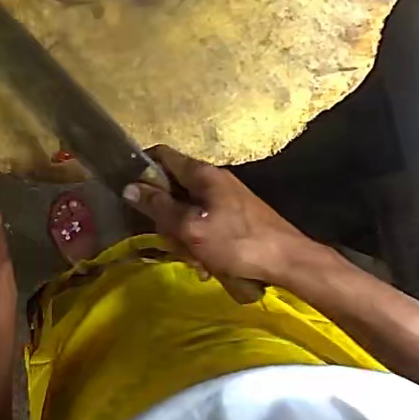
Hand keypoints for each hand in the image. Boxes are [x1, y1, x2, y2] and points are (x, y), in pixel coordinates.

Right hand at [124, 145, 324, 286]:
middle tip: (171, 240)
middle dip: (165, 216)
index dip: (141, 168)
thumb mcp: (191, 227)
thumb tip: (128, 187)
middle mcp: (213, 180)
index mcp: (202, 173)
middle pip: (171, 189)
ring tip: (194, 258)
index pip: (161, 155)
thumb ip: (159, 207)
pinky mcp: (235, 219)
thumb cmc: (238, 242)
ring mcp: (225, 199)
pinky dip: (200, 243)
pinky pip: (204, 225)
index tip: (128, 190)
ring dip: (183, 236)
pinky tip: (208, 264)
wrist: (290, 263)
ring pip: (186, 212)